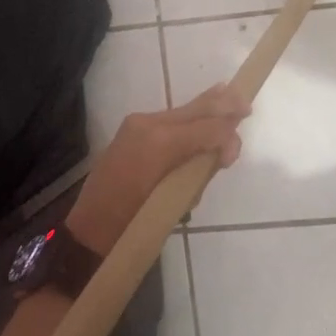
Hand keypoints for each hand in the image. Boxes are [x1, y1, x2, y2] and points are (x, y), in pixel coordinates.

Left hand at [66, 85, 251, 252]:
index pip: (207, 127)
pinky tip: (203, 114)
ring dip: (206, 110)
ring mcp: (137, 125)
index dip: (227, 134)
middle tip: (246, 103)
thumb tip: (221, 152)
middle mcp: (149, 125)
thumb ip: (200, 171)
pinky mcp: (132, 131)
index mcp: (161, 143)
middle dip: (222, 104)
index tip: (235, 152)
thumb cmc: (134, 224)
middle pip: (196, 108)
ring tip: (230, 103)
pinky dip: (189, 118)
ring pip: (183, 110)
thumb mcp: (176, 201)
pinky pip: (169, 120)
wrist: (89, 231)